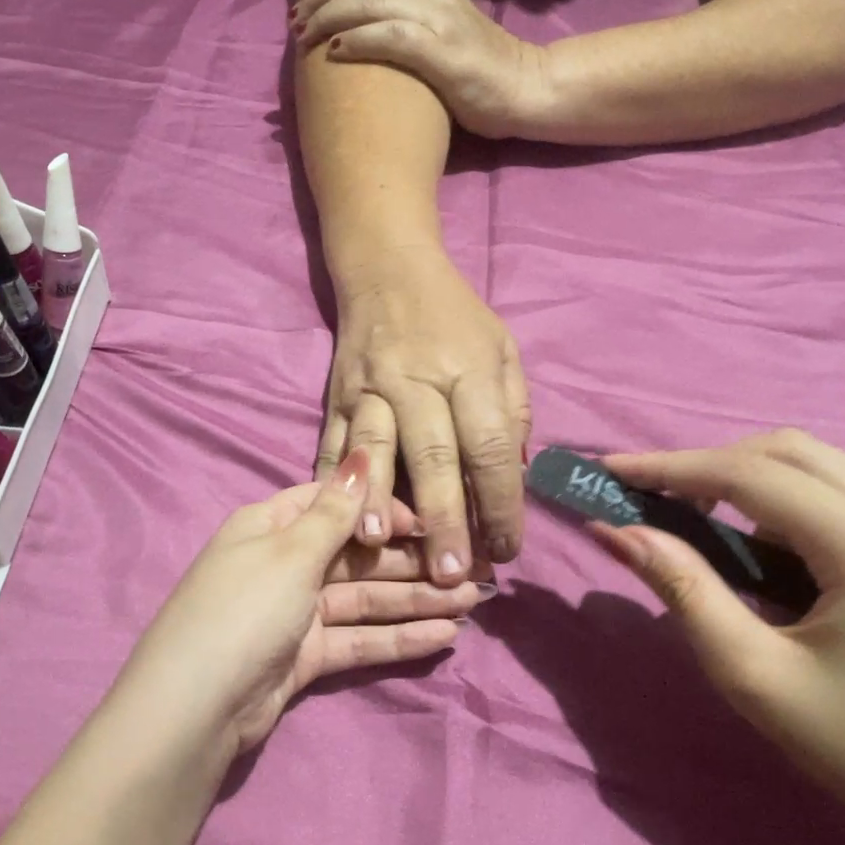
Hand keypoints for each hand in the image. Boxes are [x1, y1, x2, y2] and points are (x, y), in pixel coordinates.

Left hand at [110, 448, 486, 754]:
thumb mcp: (290, 552)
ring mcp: (294, 612)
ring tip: (471, 602)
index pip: (335, 504)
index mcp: (270, 526)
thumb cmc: (244, 609)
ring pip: (364, 599)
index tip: (431, 520)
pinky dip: (397, 637)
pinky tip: (443, 635)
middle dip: (411, 561)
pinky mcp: (304, 655)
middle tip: (471, 569)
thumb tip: (361, 452)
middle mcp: (283, 563)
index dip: (384, 509)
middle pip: (356, 554)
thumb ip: (336, 510)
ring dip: (414, 600)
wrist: (197, 705)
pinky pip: (357, 637)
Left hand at [293, 0, 551, 138]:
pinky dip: (357, 41)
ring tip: (303, 34)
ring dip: (329, 17)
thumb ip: (405, 23)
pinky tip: (334, 52)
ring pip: (368, 2)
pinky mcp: (441, 52)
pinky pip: (389, 36)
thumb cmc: (475, 73)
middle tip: (295, 20)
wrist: (523, 90)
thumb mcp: (439, 33)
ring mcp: (437, 19)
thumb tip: (363, 30)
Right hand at [315, 247, 530, 585]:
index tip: (506, 549)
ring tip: (380, 544)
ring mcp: (369, 389)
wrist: (386, 270)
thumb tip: (512, 476)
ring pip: (373, 450)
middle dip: (443, 518)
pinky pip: (332, 443)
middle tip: (450, 573)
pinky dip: (331, 483)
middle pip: (432, 456)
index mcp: (468, 369)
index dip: (499, 502)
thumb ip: (513, 409)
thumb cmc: (454, 317)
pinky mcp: (335, 398)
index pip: (489, 444)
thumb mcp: (503, 349)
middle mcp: (416, 381)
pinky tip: (333, 519)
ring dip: (377, 499)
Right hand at [593, 429, 844, 827]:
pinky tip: (754, 546)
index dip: (672, 467)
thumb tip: (617, 532)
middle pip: (790, 451)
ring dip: (745, 479)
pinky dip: (783, 502)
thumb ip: (684, 590)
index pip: (753, 476)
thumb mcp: (751, 672)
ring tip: (691, 519)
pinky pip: (842, 495)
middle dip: (708, 464)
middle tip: (651, 498)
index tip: (610, 469)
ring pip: (819, 466)